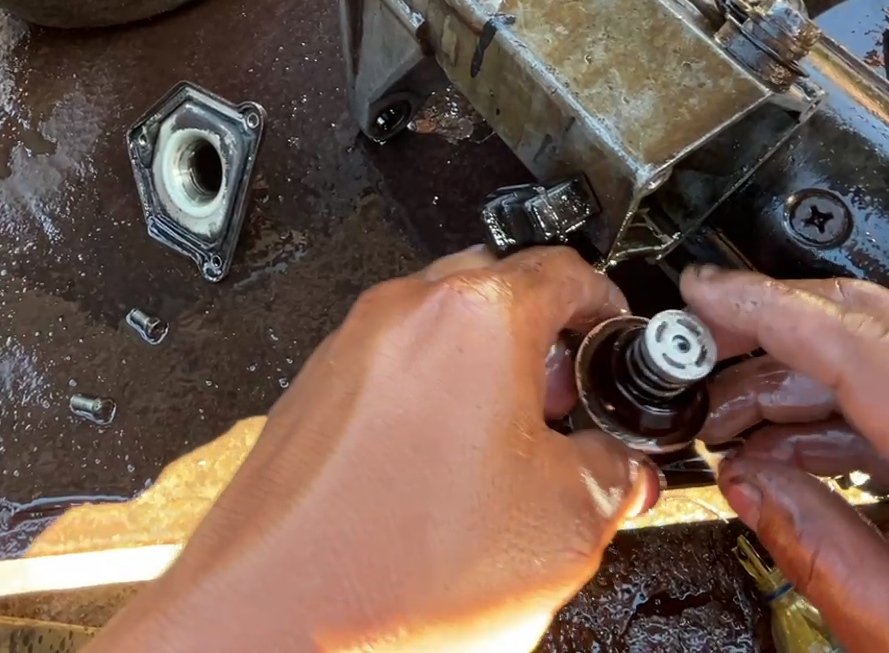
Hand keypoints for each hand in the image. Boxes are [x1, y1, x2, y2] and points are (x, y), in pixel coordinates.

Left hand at [89, 247, 659, 651]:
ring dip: (484, 354)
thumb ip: (609, 476)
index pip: (561, 271)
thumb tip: (616, 465)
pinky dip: (432, 379)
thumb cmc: (396, 574)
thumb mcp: (560, 527)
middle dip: (540, 326)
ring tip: (508, 429)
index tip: (608, 324)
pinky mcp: (318, 381)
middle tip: (565, 388)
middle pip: (496, 284)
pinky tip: (444, 451)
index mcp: (474, 319)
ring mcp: (353, 342)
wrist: (272, 620)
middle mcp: (405, 312)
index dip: (601, 298)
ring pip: (440, 319)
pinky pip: (394, 355)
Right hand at [683, 267, 888, 652]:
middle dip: (771, 323)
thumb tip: (748, 485)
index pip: (862, 348)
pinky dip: (851, 403)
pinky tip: (802, 444)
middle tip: (701, 348)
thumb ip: (830, 563)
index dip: (766, 310)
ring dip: (804, 370)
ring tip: (736, 417)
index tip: (704, 295)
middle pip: (877, 325)